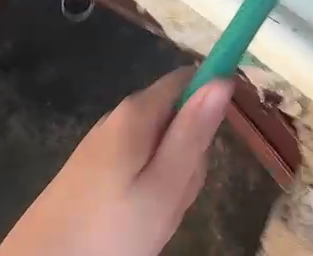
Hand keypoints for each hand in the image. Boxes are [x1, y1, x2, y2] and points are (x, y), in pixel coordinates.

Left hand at [0, 67, 232, 255]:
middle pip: (176, 117)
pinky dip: (143, 194)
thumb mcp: (164, 187)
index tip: (210, 145)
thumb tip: (224, 77)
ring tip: (151, 218)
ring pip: (158, 149)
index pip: (189, 78)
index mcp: (137, 112)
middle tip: (173, 197)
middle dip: (186, 155)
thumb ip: (194, 132)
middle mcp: (118, 118)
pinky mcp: (89, 173)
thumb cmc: (107, 233)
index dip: (210, 103)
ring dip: (167, 181)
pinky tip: (132, 225)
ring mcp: (101, 146)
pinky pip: (136, 169)